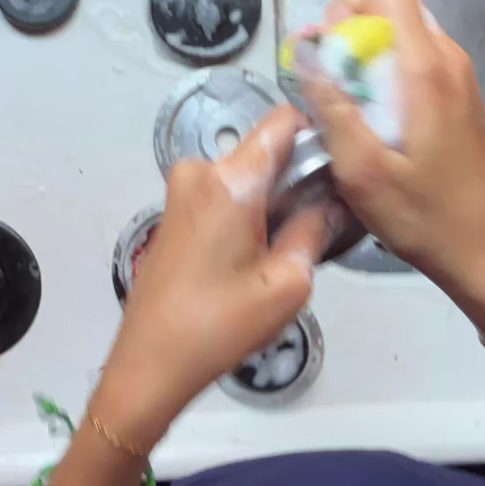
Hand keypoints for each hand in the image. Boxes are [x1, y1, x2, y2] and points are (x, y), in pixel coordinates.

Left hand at [92, 106, 333, 445]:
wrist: (149, 363)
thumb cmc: (218, 326)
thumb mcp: (288, 284)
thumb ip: (314, 229)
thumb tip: (330, 203)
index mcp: (230, 180)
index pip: (282, 122)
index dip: (315, 136)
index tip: (335, 170)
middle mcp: (199, 172)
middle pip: (263, 151)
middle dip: (294, 178)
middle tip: (317, 224)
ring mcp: (180, 192)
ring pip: (243, 177)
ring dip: (269, 200)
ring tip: (283, 250)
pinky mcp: (173, 214)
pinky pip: (222, 195)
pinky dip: (245, 212)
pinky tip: (252, 256)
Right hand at [302, 0, 484, 332]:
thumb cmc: (425, 217)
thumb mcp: (362, 170)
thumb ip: (331, 106)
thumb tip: (306, 53)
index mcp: (425, 67)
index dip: (347, 5)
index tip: (329, 55)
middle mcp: (447, 59)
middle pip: (391, 7)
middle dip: (350, 35)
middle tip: (331, 89)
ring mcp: (458, 77)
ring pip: (402, 36)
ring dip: (367, 60)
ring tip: (350, 112)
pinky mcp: (460, 98)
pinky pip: (415, 64)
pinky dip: (387, 79)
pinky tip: (378, 127)